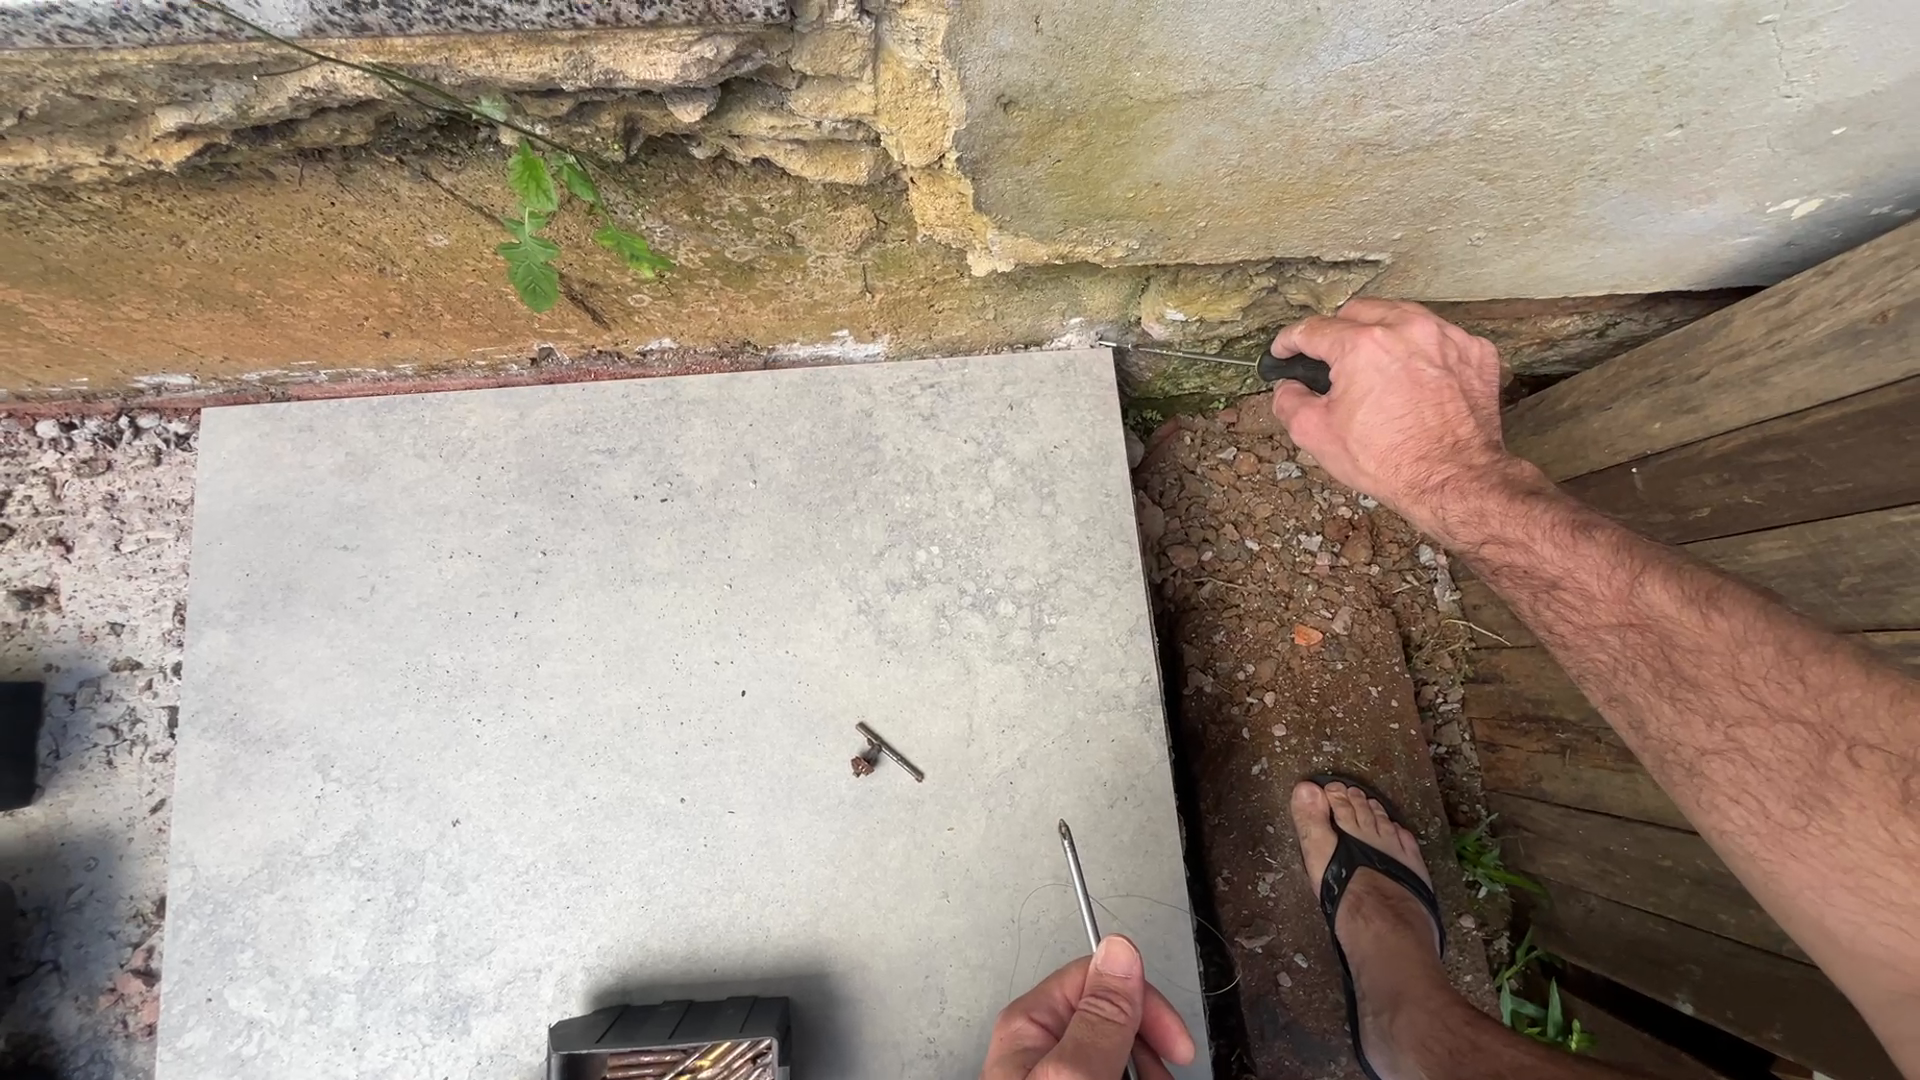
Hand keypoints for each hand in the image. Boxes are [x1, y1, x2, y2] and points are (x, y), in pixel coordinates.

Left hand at [982, 935, 1196, 1079]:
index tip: (1176, 1042)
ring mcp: (1060, 1074)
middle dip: (1149, 1048)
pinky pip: (1120, 1072)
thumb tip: (1120, 950)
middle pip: (1117, 1019)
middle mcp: (1043, 1047)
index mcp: (1031, 1025)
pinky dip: (1139, 1078)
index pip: (1098, 977)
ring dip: (1148, 1070)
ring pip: (1123, 1052)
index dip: (1143, 1003)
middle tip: (1162, 1078)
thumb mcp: (1073, 1078)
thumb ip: (1100, 1017)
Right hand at [1268, 298, 1522, 537]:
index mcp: (1362, 345)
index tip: (1284, 350)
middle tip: (1327, 359)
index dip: (1289, 341)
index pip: (1313, 329)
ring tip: (1369, 363)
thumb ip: (1288, 400)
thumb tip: (1288, 386)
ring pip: (1400, 315)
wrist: (1450, 479)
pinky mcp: (1475, 351)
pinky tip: (1410, 376)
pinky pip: (1437, 336)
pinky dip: (1418, 349)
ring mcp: (1447, 337)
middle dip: (1335, 331)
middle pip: (1358, 311)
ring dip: (1377, 332)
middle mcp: (1407, 329)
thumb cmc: (1383, 458)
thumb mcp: (1313, 433)